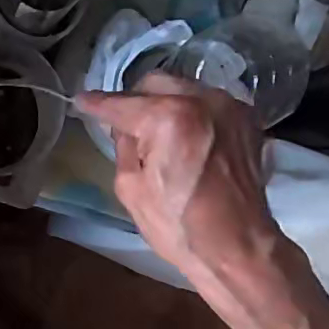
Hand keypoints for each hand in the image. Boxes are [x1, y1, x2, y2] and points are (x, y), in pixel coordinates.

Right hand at [76, 74, 291, 321]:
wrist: (237, 246)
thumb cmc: (177, 226)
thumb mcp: (130, 188)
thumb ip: (122, 146)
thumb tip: (122, 126)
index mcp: (167, 118)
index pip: (121, 103)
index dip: (96, 103)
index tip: (80, 101)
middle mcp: (202, 99)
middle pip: (154, 83)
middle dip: (134, 100)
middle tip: (123, 125)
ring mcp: (229, 106)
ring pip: (183, 88)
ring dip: (164, 104)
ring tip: (157, 135)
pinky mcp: (247, 118)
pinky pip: (207, 102)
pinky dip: (190, 113)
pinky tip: (184, 138)